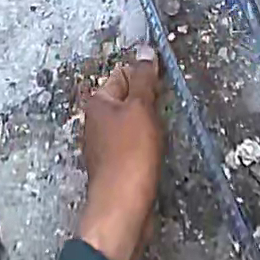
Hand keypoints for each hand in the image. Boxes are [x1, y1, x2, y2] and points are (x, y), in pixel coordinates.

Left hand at [76, 45, 163, 259]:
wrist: (123, 209)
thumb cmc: (130, 154)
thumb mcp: (141, 107)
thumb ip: (144, 77)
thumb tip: (146, 50)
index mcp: (98, 102)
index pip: (124, 73)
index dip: (145, 77)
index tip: (163, 86)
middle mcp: (96, 121)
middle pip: (129, 98)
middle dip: (149, 102)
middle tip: (162, 112)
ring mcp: (104, 145)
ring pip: (134, 122)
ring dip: (150, 124)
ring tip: (160, 135)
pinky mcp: (115, 165)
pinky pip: (134, 143)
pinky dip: (147, 144)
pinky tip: (155, 153)